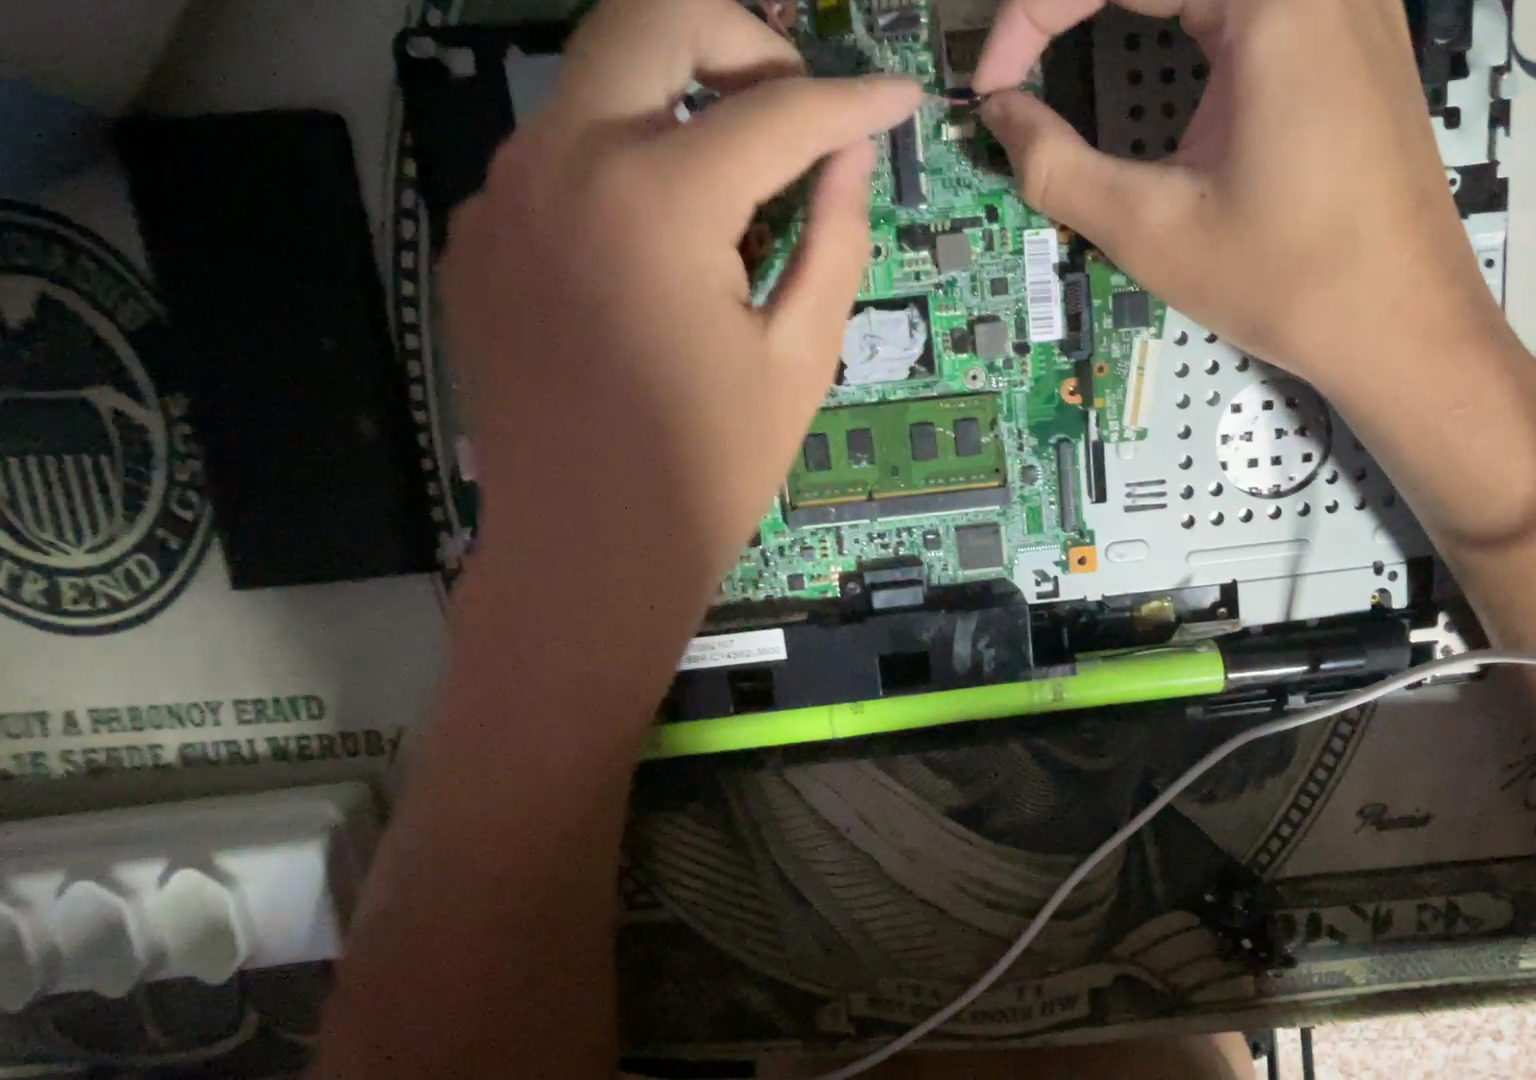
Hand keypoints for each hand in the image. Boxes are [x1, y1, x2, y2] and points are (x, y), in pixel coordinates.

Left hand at [439, 0, 917, 685]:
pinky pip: (555, 158)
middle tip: (794, 102)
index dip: (854, 100)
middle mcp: (563, 163)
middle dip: (741, 39)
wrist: (586, 553)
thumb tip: (850, 157)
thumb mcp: (799, 356)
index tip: (898, 98)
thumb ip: (834, 237)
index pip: (779, 110)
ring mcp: (502, 196)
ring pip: (592, 80)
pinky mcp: (478, 239)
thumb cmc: (709, 468)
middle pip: (650, 17)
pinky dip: (621, 164)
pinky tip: (658, 244)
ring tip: (735, 177)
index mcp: (658, 199)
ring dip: (676, 99)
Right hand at [972, 0, 1506, 387]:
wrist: (1401, 326)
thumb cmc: (1285, 281)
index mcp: (1272, 1)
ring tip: (1063, 44)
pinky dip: (1182, 12)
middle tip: (1020, 59)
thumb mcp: (1151, 229)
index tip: (991, 84)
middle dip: (1069, 3)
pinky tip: (1154, 44)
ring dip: (1125, 5)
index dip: (1031, 14)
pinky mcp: (1348, 33)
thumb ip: (1054, 166)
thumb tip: (999, 115)